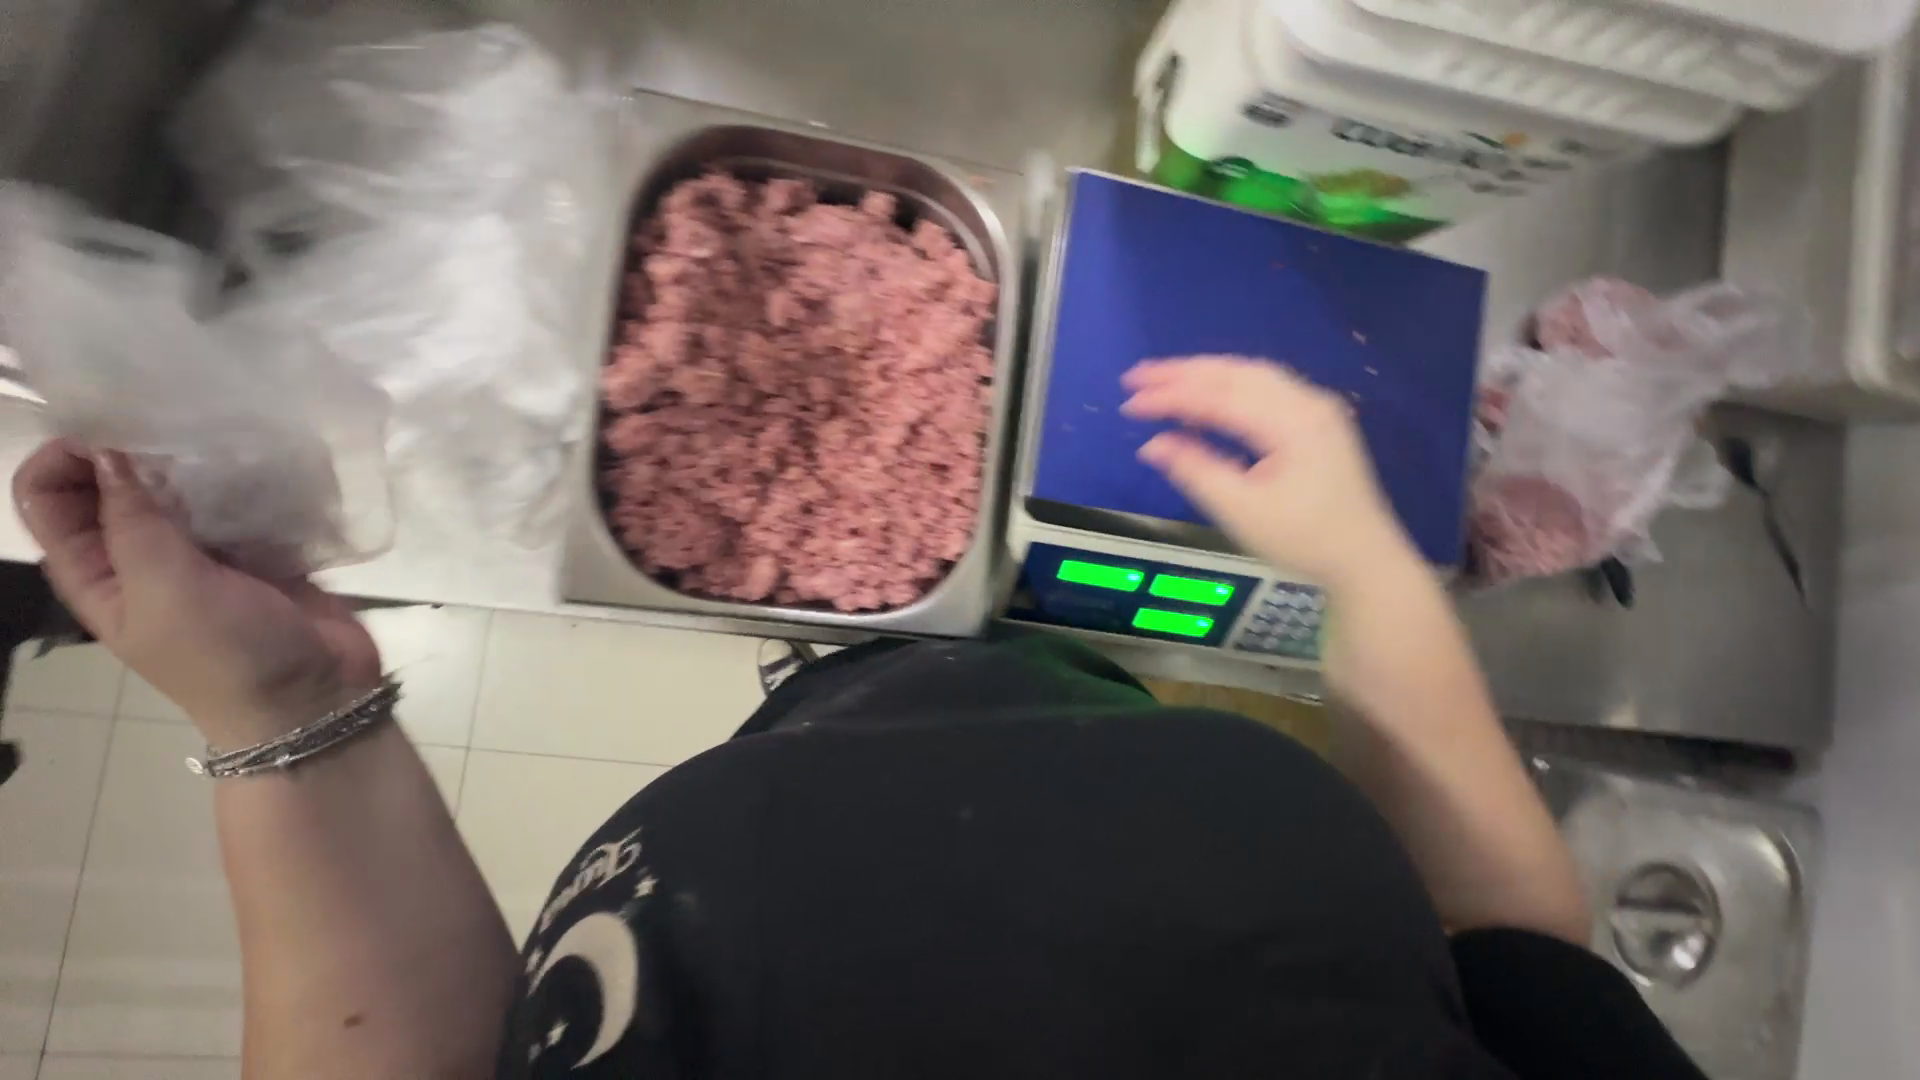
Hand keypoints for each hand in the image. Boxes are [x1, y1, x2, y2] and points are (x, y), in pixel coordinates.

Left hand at [12, 439, 380, 748]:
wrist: (314, 695)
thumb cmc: (227, 654)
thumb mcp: (167, 590)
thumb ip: (137, 524)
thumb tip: (113, 453)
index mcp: (99, 573)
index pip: (51, 499)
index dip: (68, 459)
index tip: (119, 434)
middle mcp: (148, 560)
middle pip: (122, 490)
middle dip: (141, 455)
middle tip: (186, 430)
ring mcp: (213, 560)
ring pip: (193, 496)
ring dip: (207, 470)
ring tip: (236, 444)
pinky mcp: (270, 558)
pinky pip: (256, 511)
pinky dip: (262, 490)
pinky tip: (278, 472)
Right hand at [1121, 356, 1417, 591]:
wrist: (1365, 561)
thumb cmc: (1304, 540)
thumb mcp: (1242, 512)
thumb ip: (1196, 471)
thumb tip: (1151, 446)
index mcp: (1292, 423)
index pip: (1219, 398)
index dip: (1171, 397)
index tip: (1129, 404)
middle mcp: (1307, 402)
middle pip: (1236, 373)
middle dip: (1183, 372)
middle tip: (1136, 376)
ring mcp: (1315, 408)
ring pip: (1251, 375)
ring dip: (1205, 374)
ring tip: (1163, 379)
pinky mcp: (1315, 421)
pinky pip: (1265, 388)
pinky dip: (1228, 386)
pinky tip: (1205, 398)